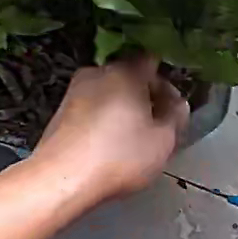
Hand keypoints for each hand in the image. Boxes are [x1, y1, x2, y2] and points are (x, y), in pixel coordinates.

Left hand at [34, 55, 189, 200]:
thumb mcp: (163, 140)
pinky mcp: (60, 111)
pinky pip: (90, 108)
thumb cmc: (118, 156)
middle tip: (155, 127)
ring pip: (108, 93)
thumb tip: (176, 103)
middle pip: (128, 77)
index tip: (172, 107)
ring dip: (122, 110)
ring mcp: (74, 90)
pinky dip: (102, 120)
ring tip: (131, 140)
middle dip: (144, 97)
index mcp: (125, 71)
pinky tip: (106, 145)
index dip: (166, 82)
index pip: (152, 61)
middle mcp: (96, 72)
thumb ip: (177, 116)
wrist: (60, 177)